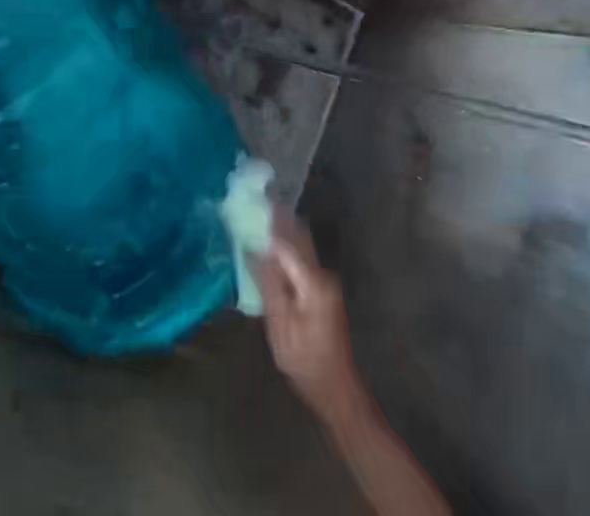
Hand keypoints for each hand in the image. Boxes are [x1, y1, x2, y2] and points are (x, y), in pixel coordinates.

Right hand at [257, 218, 362, 416]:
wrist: (336, 389)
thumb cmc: (305, 361)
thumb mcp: (280, 325)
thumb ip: (268, 284)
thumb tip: (254, 249)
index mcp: (313, 282)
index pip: (287, 241)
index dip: (270, 221)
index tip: (253, 200)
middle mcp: (322, 276)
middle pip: (298, 238)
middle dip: (277, 220)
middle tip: (254, 202)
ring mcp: (324, 283)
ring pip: (300, 247)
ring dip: (281, 232)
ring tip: (258, 216)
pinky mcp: (321, 290)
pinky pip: (300, 260)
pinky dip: (284, 248)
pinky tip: (268, 245)